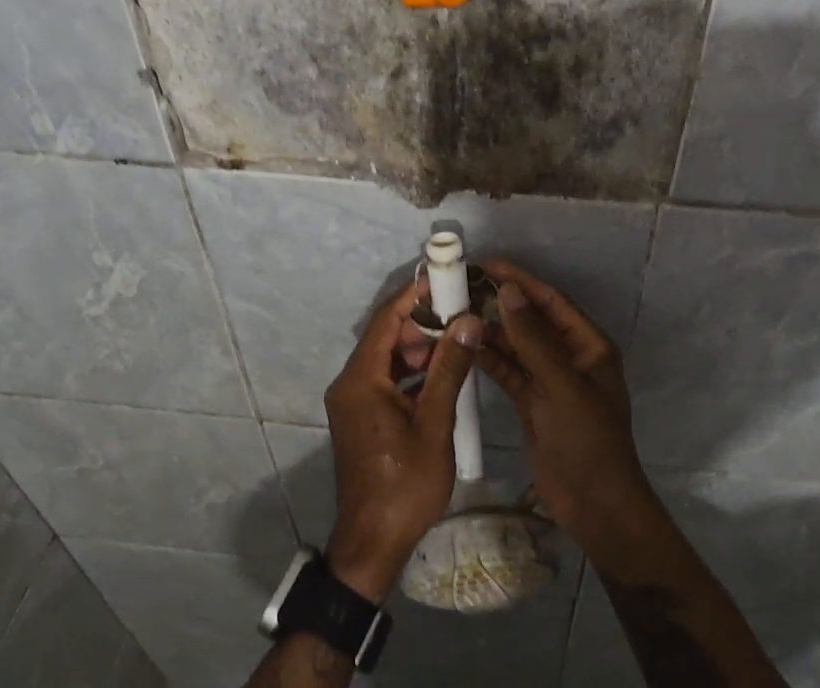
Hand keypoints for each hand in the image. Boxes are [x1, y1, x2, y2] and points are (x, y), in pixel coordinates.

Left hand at [322, 280, 481, 601]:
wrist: (373, 541)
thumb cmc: (405, 484)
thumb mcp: (434, 424)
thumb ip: (450, 369)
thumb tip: (468, 320)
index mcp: (361, 380)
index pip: (385, 321)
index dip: (414, 296)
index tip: (444, 278)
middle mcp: (350, 384)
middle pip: (386, 338)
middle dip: (423, 322)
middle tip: (463, 311)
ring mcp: (354, 402)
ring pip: (389, 360)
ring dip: (421, 348)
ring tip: (461, 339)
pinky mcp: (362, 418)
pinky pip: (388, 381)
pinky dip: (414, 373)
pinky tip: (445, 373)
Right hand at [473, 260, 666, 560]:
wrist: (594, 504)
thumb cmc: (587, 441)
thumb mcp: (562, 386)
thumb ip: (534, 339)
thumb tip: (508, 291)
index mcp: (589, 345)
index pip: (551, 301)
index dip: (520, 281)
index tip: (486, 263)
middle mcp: (569, 357)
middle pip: (531, 320)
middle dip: (500, 303)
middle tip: (461, 286)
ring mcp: (550, 381)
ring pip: (516, 346)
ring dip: (491, 331)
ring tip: (455, 312)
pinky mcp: (532, 403)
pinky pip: (509, 372)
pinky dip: (490, 359)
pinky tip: (464, 346)